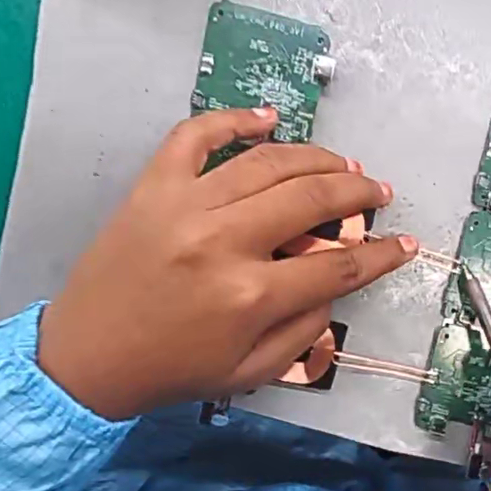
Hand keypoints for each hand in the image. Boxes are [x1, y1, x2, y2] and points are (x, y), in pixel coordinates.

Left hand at [38, 108, 417, 418]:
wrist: (87, 357)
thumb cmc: (170, 370)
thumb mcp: (248, 372)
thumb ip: (302, 330)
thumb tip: (333, 285)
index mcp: (251, 296)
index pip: (338, 266)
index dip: (381, 255)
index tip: (402, 244)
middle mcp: (224, 241)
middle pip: (313, 200)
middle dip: (358, 195)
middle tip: (376, 193)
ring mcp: (186, 205)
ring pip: (269, 162)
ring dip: (316, 158)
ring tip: (342, 166)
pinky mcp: (153, 187)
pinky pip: (197, 136)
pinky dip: (234, 119)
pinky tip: (267, 118)